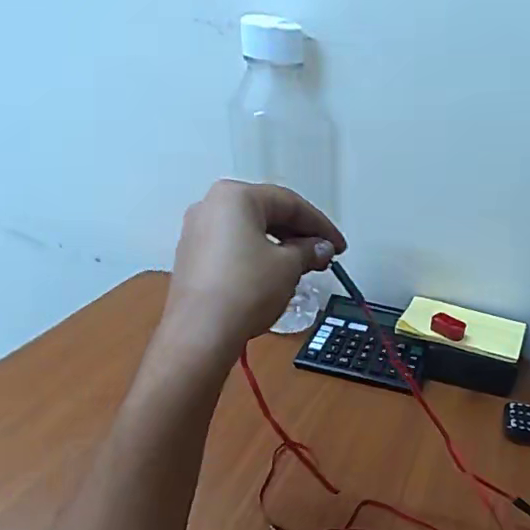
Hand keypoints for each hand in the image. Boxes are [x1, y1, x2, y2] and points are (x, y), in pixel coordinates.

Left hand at [161, 180, 344, 360]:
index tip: (338, 246)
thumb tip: (321, 248)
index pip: (289, 203)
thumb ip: (308, 251)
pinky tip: (269, 282)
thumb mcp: (287, 268)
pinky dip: (254, 261)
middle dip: (297, 237)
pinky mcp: (190, 261)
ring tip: (298, 273)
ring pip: (247, 235)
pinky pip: (230, 252)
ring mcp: (195, 234)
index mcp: (235, 196)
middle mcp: (210, 206)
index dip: (320, 226)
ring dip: (277, 251)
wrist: (201, 332)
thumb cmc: (246, 291)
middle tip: (321, 259)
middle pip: (265, 216)